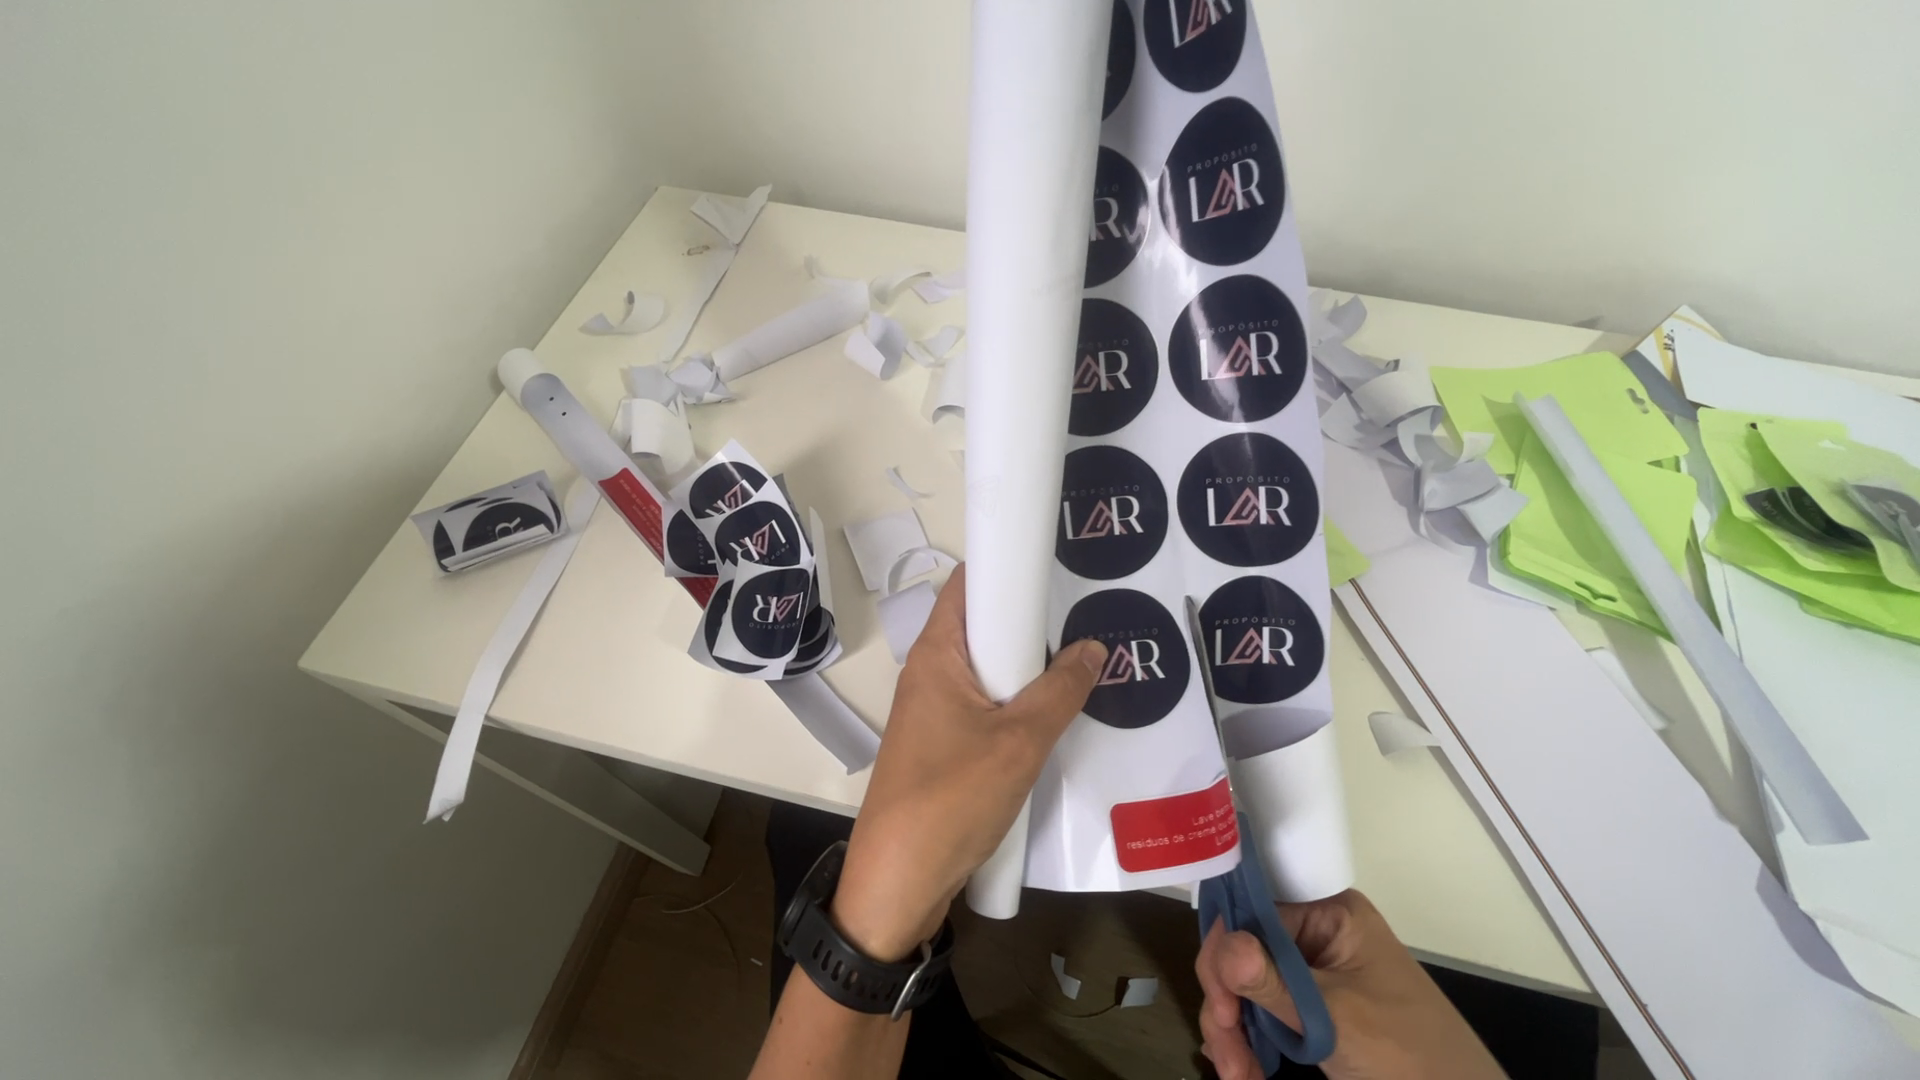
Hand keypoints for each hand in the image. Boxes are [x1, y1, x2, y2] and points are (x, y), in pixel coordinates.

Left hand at [831, 565, 1107, 960]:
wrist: (899, 882)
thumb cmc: (952, 798)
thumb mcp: (1019, 742)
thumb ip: (1060, 691)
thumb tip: (1094, 648)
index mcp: (935, 654)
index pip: (967, 586)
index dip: (1007, 570)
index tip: (1056, 570)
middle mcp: (929, 674)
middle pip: (982, 629)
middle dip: (1031, 626)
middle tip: (1086, 625)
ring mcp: (933, 712)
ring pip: (987, 673)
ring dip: (1028, 672)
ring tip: (1082, 668)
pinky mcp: (942, 746)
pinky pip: (985, 708)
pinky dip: (1017, 706)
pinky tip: (1055, 717)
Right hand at [1196, 890, 1504, 1079]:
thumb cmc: (1409, 1054)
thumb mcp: (1337, 1018)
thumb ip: (1274, 982)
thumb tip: (1223, 946)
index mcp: (1327, 914)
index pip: (1252, 913)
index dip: (1225, 954)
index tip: (1219, 1005)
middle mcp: (1314, 932)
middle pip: (1242, 951)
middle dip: (1227, 1002)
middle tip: (1224, 1051)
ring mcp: (1311, 972)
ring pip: (1245, 985)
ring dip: (1233, 1029)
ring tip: (1236, 1074)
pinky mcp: (1309, 1008)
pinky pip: (1261, 1011)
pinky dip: (1248, 1041)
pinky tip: (1243, 1070)